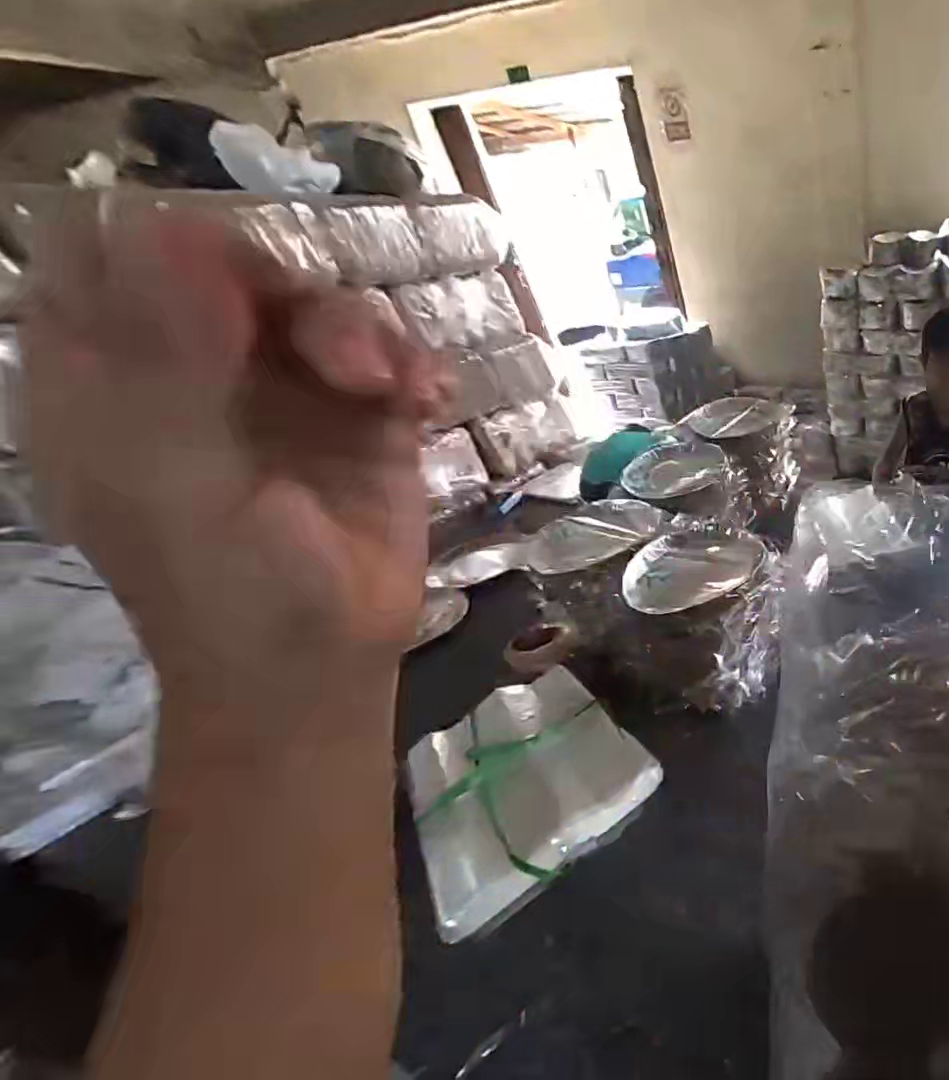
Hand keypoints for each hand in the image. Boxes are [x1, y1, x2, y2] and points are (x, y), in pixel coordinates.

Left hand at [22, 197, 443, 712]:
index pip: (119, 257)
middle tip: (345, 362)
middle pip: (252, 277)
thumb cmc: (225, 581)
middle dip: (304, 300)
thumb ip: (168, 357)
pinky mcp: (376, 428)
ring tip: (397, 393)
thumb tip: (181, 231)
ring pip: (337, 317)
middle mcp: (210, 372)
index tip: (251, 292)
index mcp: (116, 373)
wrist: (322, 654)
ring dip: (374, 339)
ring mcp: (302, 400)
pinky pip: (403, 368)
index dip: (185, 250)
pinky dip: (423, 372)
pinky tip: (433, 402)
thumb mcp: (171, 473)